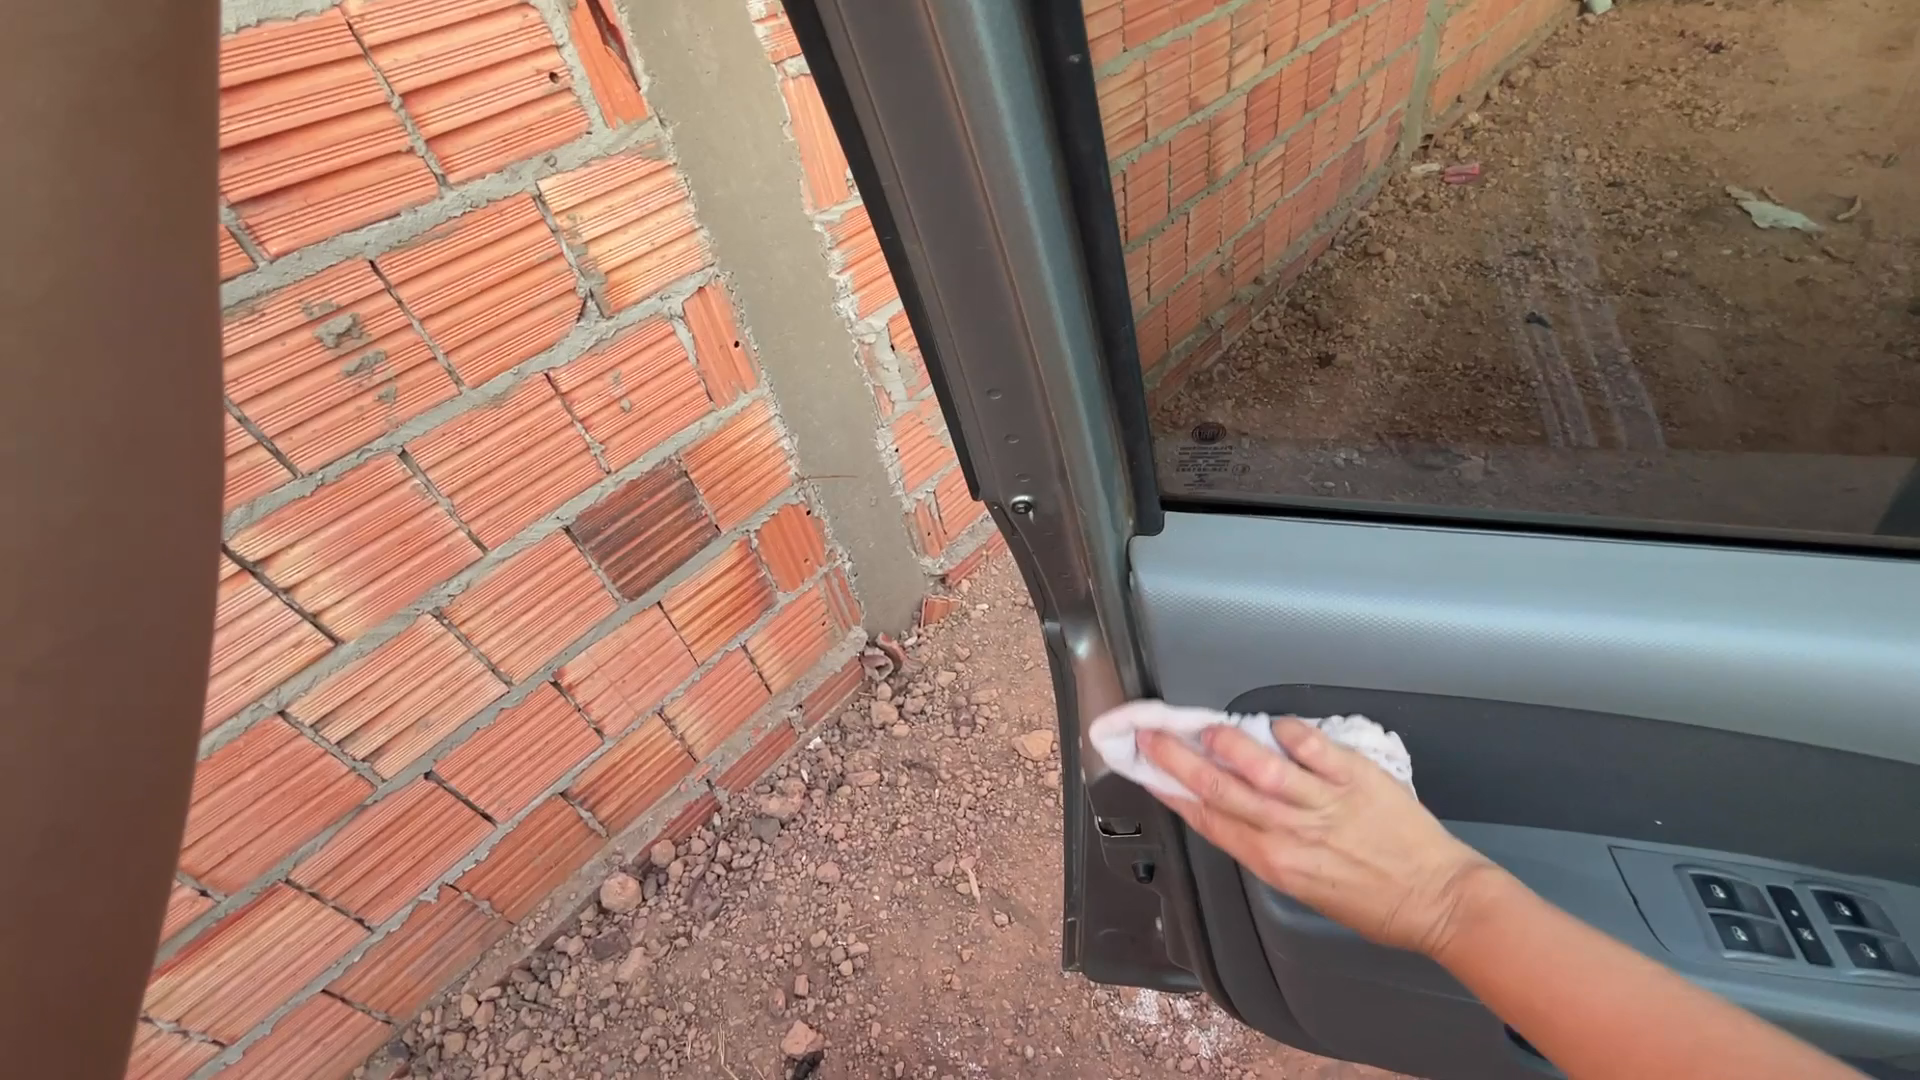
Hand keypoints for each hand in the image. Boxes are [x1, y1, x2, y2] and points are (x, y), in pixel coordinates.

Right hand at [1139, 717, 1498, 956]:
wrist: (1439, 901)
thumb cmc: (1371, 899)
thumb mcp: (1301, 885)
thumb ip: (1261, 843)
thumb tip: (1224, 803)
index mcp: (1274, 861)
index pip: (1206, 817)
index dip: (1169, 788)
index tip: (1145, 766)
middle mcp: (1289, 832)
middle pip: (1218, 787)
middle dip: (1177, 757)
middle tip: (1150, 733)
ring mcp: (1322, 803)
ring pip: (1259, 765)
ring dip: (1226, 742)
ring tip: (1205, 726)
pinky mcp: (1355, 779)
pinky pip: (1312, 746)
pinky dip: (1288, 730)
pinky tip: (1275, 724)